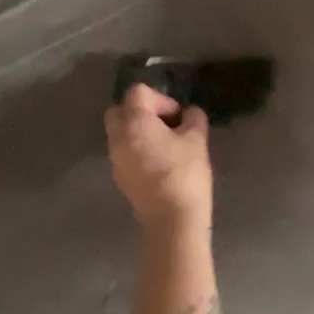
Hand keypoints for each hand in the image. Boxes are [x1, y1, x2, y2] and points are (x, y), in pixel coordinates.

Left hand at [105, 84, 212, 233]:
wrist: (172, 220)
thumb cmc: (185, 172)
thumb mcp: (197, 138)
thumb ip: (193, 117)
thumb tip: (189, 113)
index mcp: (134, 122)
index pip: (137, 92)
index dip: (160, 98)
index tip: (177, 115)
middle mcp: (118, 137)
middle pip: (119, 110)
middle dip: (139, 110)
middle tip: (163, 122)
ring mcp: (115, 159)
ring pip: (118, 132)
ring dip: (136, 130)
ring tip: (163, 142)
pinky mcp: (119, 176)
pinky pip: (122, 151)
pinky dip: (135, 148)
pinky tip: (158, 160)